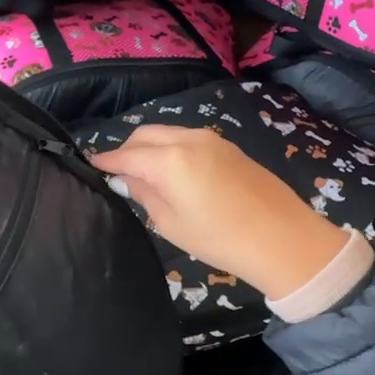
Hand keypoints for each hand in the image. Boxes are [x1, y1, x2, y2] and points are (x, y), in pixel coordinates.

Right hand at [89, 125, 345, 300]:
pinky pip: (186, 139)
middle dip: (127, 150)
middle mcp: (187, 139)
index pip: (125, 154)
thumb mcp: (170, 223)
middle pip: (144, 135)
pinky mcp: (227, 146)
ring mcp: (211, 139)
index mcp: (169, 159)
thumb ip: (143, 194)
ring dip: (150, 148)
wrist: (285, 240)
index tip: (90, 168)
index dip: (105, 162)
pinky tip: (172, 173)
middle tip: (119, 175)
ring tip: (145, 176)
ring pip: (166, 133)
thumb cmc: (220, 239)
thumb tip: (125, 179)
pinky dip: (170, 149)